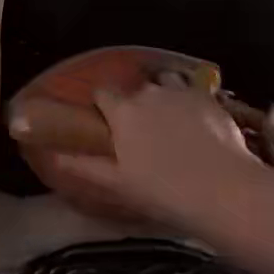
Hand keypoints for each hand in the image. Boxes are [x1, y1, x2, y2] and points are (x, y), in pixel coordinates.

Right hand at [44, 76, 262, 226]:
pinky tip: (198, 123)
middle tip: (144, 132)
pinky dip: (191, 101)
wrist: (220, 187)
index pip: (103, 93)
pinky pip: (193, 90)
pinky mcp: (207, 96)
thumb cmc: (162, 191)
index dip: (103, 105)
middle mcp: (148, 92)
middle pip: (135, 89)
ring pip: (165, 82)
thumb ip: (84, 166)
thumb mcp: (117, 184)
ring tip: (172, 121)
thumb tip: (53, 154)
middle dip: (136, 104)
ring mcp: (180, 90)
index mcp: (123, 111)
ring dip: (164, 95)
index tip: (106, 121)